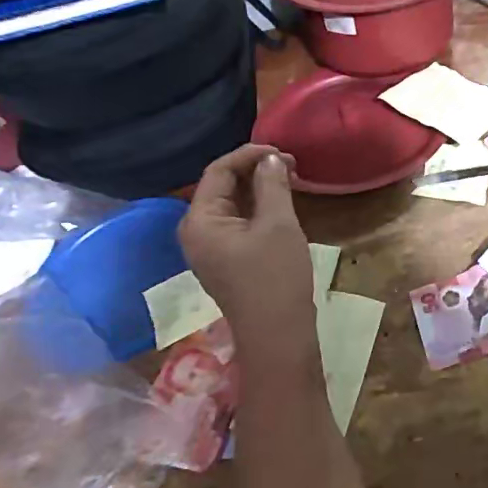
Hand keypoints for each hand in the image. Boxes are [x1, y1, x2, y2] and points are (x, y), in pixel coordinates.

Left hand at [179, 146, 313, 340]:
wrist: (277, 334)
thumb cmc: (276, 277)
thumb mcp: (278, 225)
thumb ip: (272, 185)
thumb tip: (271, 160)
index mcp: (199, 221)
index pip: (217, 172)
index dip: (249, 155)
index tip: (283, 152)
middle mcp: (196, 233)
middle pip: (220, 188)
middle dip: (254, 171)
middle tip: (291, 166)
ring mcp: (210, 250)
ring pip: (231, 207)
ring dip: (258, 190)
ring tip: (289, 182)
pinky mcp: (226, 262)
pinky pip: (237, 225)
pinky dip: (257, 210)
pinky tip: (280, 207)